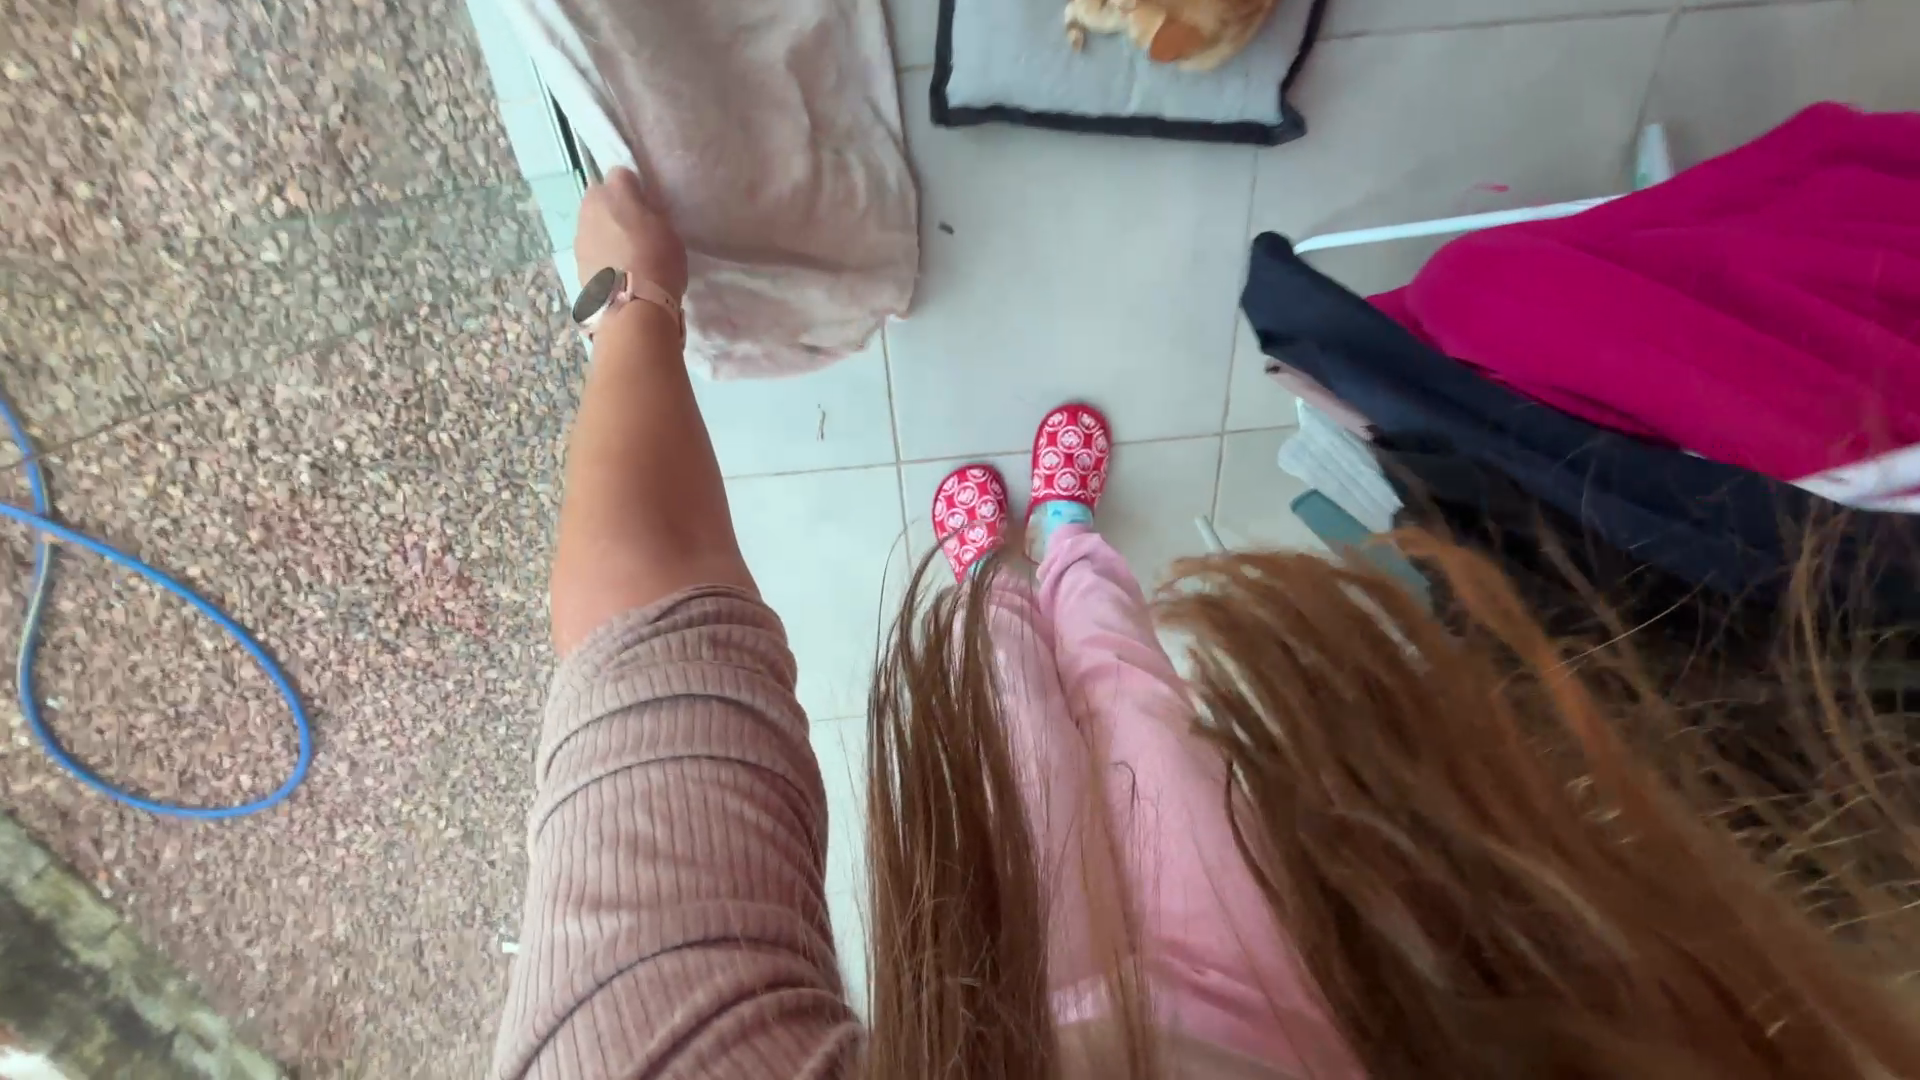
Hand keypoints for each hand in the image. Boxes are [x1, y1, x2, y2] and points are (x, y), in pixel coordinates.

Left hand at [574, 167, 687, 298]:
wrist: (633, 304)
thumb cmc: (658, 262)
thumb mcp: (669, 232)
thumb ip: (652, 215)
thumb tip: (643, 211)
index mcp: (615, 192)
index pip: (623, 175)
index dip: (636, 189)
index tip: (647, 207)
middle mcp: (590, 206)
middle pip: (601, 198)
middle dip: (615, 209)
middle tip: (635, 231)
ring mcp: (580, 233)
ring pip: (593, 224)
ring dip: (606, 233)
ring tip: (626, 257)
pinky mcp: (576, 260)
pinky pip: (591, 249)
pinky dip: (601, 255)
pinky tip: (617, 273)